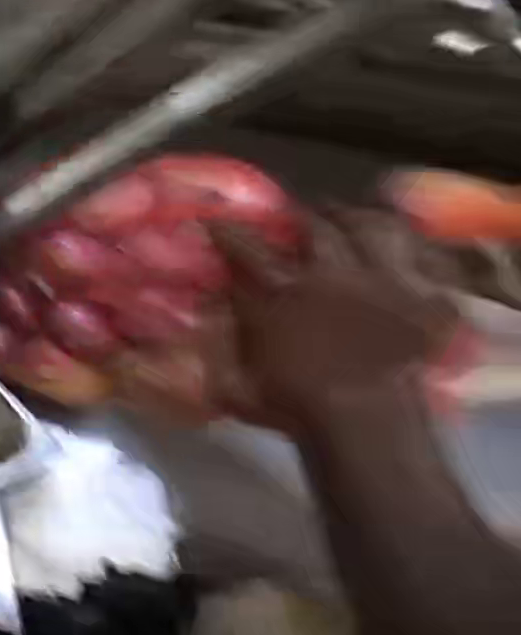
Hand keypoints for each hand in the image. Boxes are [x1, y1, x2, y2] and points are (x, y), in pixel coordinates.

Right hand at [214, 209, 457, 424]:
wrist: (361, 422)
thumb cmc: (283, 391)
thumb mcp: (233, 349)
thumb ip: (221, 314)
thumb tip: (206, 287)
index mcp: (280, 287)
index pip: (243, 241)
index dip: (223, 226)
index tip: (209, 218)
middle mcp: (334, 276)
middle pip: (318, 226)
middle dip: (300, 214)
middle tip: (290, 213)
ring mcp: (388, 287)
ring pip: (379, 231)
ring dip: (357, 220)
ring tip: (342, 219)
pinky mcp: (428, 304)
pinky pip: (422, 263)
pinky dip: (405, 252)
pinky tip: (388, 256)